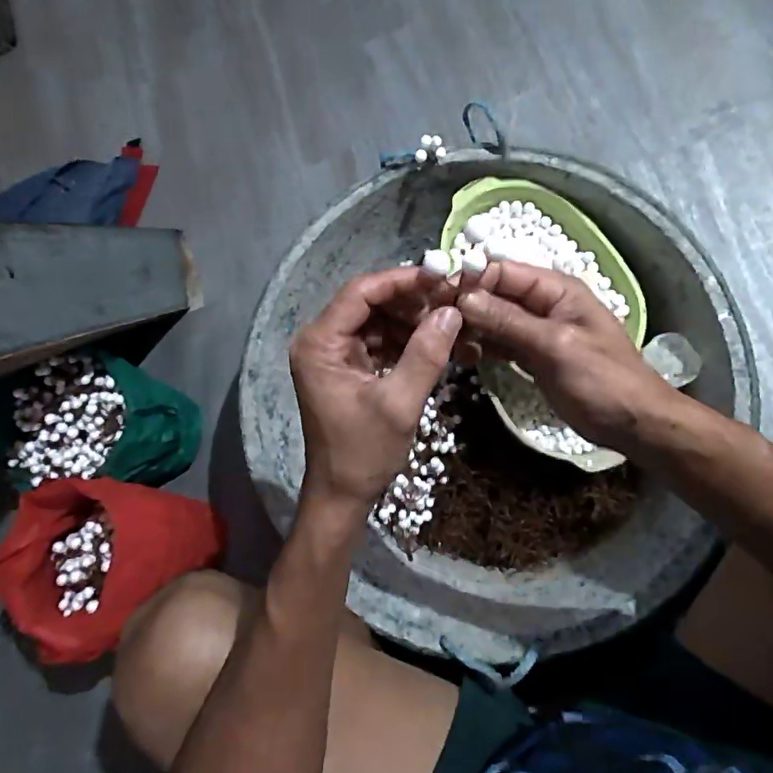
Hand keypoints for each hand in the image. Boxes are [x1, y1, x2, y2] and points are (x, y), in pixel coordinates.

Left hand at [291, 269, 461, 509]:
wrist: (342, 493)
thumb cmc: (363, 452)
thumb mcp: (398, 403)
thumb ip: (425, 355)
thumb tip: (452, 312)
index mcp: (320, 343)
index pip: (360, 292)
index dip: (401, 281)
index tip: (441, 278)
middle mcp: (321, 341)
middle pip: (370, 303)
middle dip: (411, 303)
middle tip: (452, 304)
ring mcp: (334, 355)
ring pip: (378, 321)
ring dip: (413, 322)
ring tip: (451, 326)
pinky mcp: (348, 369)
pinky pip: (379, 341)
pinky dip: (406, 342)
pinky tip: (436, 345)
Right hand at [455, 261, 673, 449]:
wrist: (634, 424)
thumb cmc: (602, 380)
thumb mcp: (554, 346)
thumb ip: (509, 321)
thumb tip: (464, 298)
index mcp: (557, 289)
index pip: (503, 271)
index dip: (470, 280)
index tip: (437, 297)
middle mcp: (545, 304)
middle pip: (495, 294)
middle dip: (465, 305)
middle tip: (432, 324)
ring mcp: (538, 331)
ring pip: (495, 319)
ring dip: (471, 327)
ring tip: (445, 342)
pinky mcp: (533, 356)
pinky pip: (501, 342)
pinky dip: (483, 346)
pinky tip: (463, 355)